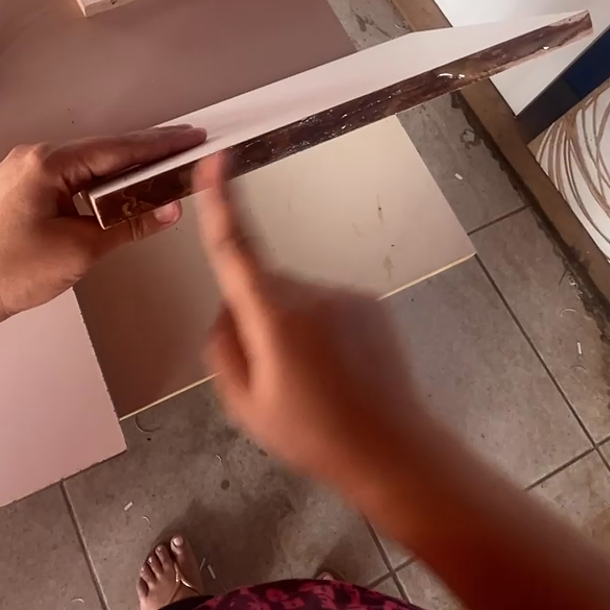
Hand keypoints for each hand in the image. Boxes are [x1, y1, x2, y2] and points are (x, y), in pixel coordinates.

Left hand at [0, 126, 206, 328]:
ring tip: (162, 168)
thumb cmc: (10, 273)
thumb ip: (129, 224)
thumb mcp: (80, 250)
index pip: (117, 148)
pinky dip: (99, 182)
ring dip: (122, 169)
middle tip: (186, 148)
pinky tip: (120, 189)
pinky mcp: (19, 190)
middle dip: (146, 152)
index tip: (193, 137)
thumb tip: (171, 209)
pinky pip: (70, 177)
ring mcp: (22, 172)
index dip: (160, 144)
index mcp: (46, 163)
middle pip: (102, 151)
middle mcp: (33, 157)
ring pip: (86, 164)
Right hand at [195, 155, 439, 486]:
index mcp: (274, 317)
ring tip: (314, 379)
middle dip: (257, 314)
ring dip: (292, 325)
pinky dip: (322, 328)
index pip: (237, 248)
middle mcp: (309, 292)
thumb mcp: (244, 405)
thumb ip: (222, 346)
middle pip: (263, 286)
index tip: (216, 159)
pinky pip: (326, 304)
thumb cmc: (313, 435)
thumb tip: (228, 307)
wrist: (393, 450)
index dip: (221, 201)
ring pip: (295, 297)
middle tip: (273, 373)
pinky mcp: (370, 302)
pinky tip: (339, 369)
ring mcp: (344, 294)